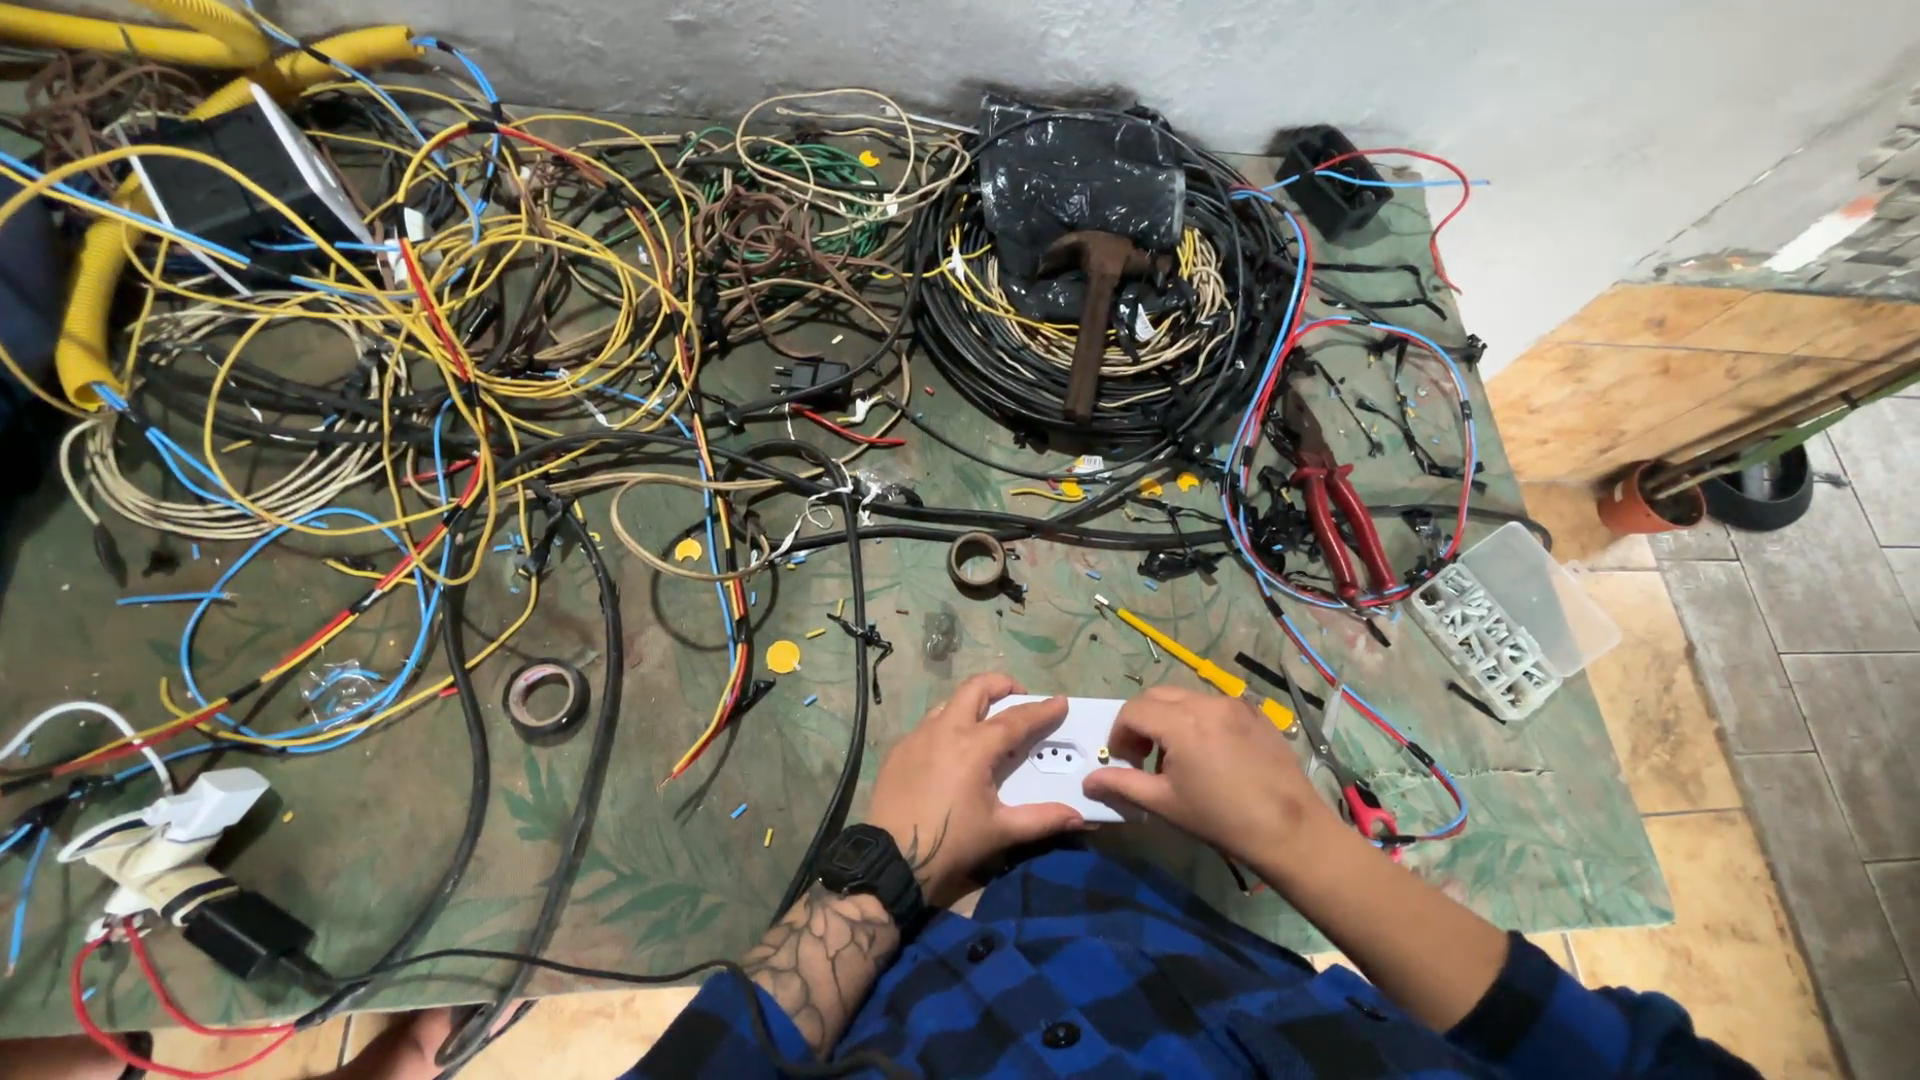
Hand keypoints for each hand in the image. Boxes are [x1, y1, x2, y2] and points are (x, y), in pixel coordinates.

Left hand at [865, 674, 1085, 906]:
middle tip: (1018, 696)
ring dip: (972, 703)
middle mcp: (945, 730)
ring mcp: (917, 736)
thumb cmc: (950, 843)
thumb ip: (1041, 819)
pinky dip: (947, 724)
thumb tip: (1079, 817)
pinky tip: (952, 748)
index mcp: (973, 746)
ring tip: (986, 721)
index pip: (1015, 719)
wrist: (891, 859)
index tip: (1060, 701)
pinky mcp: (898, 749)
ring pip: (948, 702)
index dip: (1041, 710)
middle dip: (1000, 685)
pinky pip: (928, 724)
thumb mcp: (1000, 831)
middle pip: (975, 688)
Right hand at [1083, 684, 1333, 865]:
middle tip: (1144, 756)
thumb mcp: (1164, 803)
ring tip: (1178, 756)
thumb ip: (1122, 785)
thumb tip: (1088, 780)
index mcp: (1180, 722)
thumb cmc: (1220, 819)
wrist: (1290, 831)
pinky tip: (1211, 754)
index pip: (1133, 711)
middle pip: (1157, 696)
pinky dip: (1200, 719)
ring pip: (1187, 697)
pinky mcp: (1256, 713)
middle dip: (1142, 721)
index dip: (1120, 734)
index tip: (1125, 761)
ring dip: (1170, 718)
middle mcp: (1206, 703)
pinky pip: (1215, 705)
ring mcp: (1235, 705)